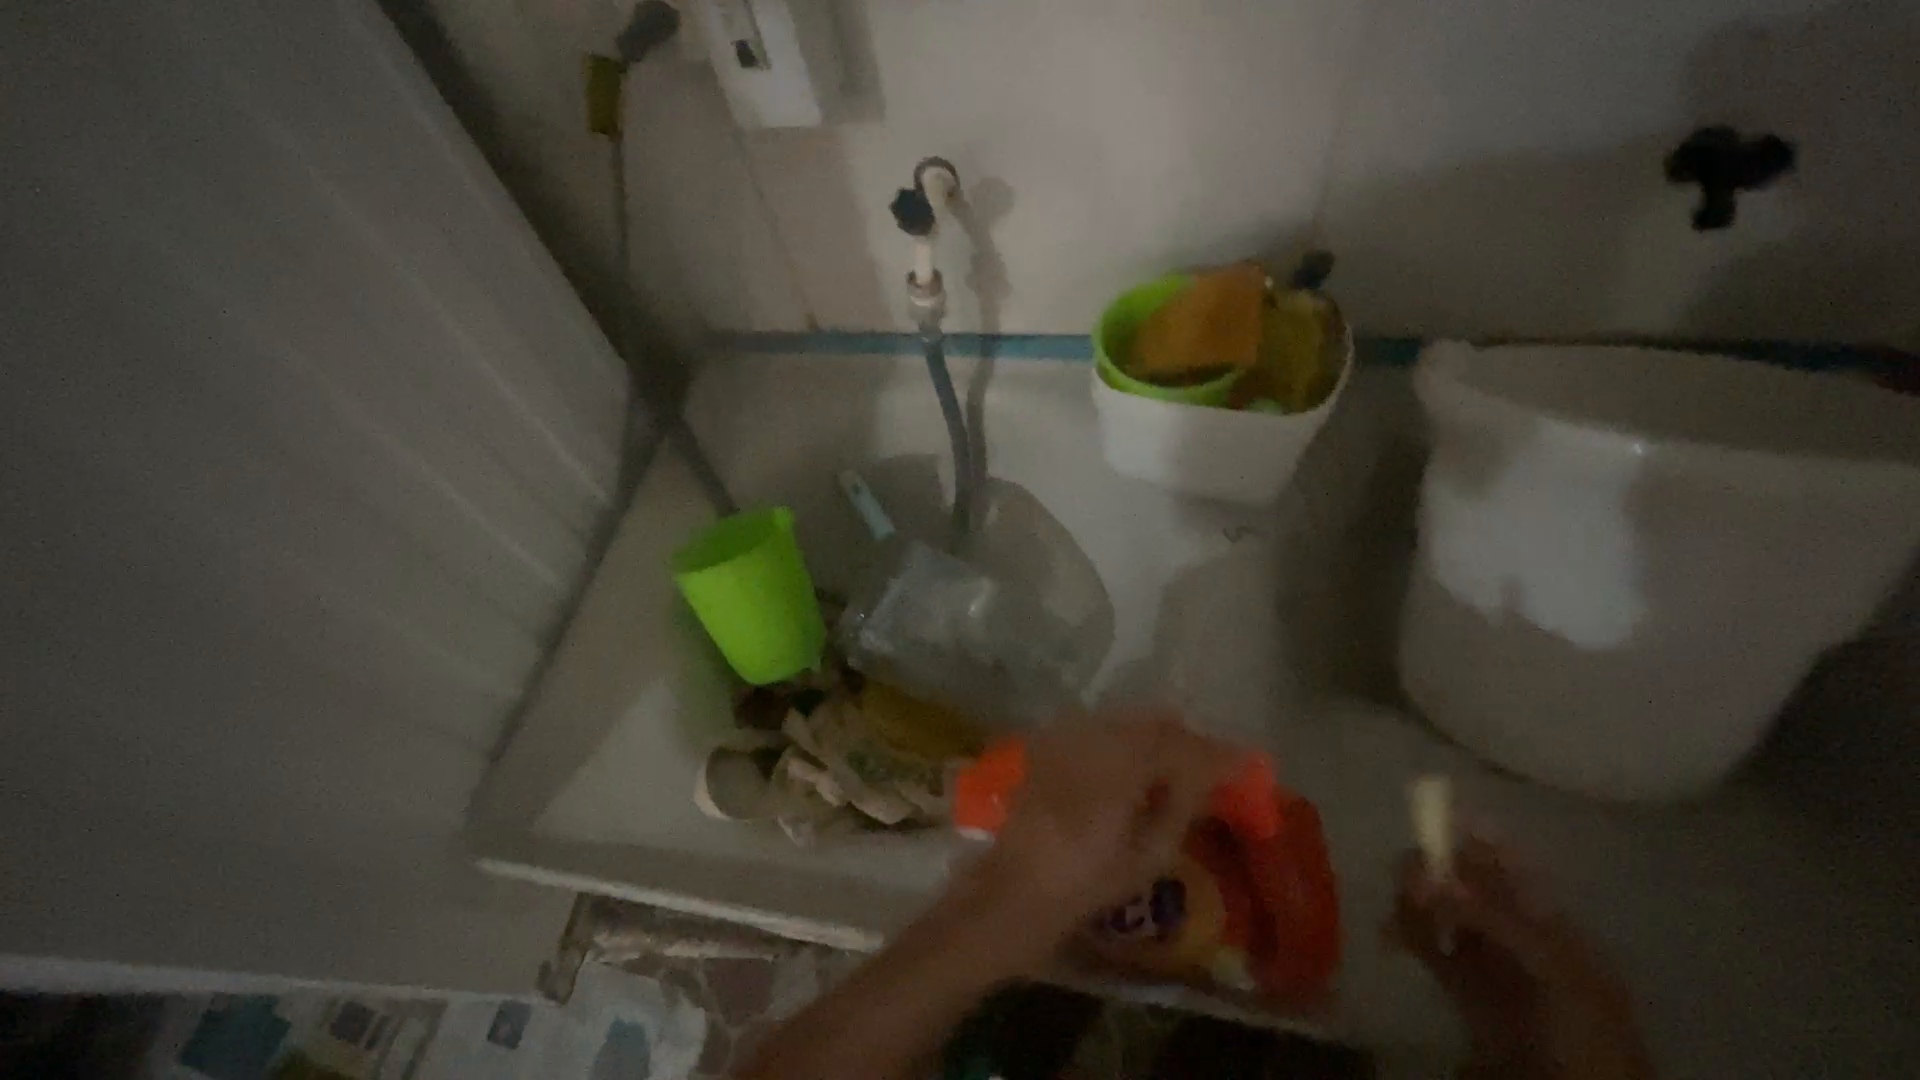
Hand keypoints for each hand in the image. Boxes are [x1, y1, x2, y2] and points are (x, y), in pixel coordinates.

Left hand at [961, 708, 1241, 968]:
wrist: (1012, 889)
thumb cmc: (1083, 882)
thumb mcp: (1146, 855)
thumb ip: (1180, 806)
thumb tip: (1207, 779)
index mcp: (1121, 764)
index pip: (1184, 747)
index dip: (1220, 754)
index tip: (1248, 764)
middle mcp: (1094, 736)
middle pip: (1156, 723)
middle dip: (1188, 741)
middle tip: (1211, 767)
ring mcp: (1068, 735)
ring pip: (1128, 721)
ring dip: (1157, 738)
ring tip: (1176, 769)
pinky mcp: (1050, 742)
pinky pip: (1101, 727)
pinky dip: (1126, 740)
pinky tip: (1134, 766)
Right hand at [1386, 836, 1653, 1079]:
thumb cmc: (1585, 1026)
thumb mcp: (1555, 968)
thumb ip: (1496, 919)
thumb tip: (1428, 878)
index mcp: (1548, 918)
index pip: (1507, 864)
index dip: (1472, 838)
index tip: (1435, 818)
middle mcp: (1514, 929)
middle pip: (1464, 882)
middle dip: (1433, 870)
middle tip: (1407, 877)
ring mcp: (1486, 958)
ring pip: (1439, 910)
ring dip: (1414, 900)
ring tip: (1399, 906)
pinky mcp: (1460, 986)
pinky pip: (1426, 947)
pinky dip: (1405, 933)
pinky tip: (1391, 934)